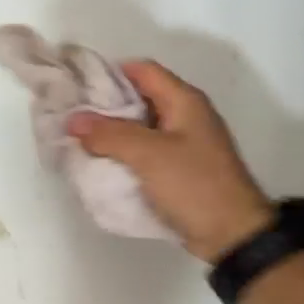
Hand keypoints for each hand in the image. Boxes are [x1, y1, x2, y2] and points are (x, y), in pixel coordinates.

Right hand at [67, 61, 271, 262]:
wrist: (230, 233)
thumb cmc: (193, 185)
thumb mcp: (149, 155)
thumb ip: (109, 134)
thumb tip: (73, 119)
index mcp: (184, 101)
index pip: (142, 70)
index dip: (109, 74)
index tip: (77, 89)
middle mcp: (185, 116)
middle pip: (139, 98)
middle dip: (105, 108)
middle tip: (72, 120)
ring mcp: (184, 144)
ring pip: (140, 129)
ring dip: (112, 135)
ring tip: (80, 144)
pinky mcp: (179, 170)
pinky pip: (145, 154)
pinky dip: (124, 156)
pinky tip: (102, 167)